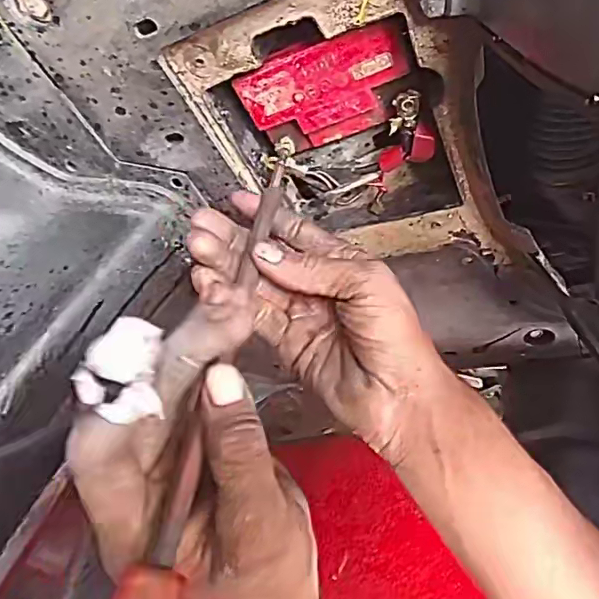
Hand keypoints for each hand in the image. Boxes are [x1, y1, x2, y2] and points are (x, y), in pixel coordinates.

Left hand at [69, 325, 320, 598]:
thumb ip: (239, 457)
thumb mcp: (259, 528)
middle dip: (173, 358)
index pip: (97, 461)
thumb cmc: (266, 574)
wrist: (279, 577)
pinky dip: (208, 352)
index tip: (158, 364)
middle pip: (133, 410)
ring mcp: (155, 456)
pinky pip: (186, 385)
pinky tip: (228, 324)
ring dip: (193, 344)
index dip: (119, 407)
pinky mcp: (183, 433)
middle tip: (218, 317)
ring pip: (159, 387)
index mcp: (129, 531)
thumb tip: (221, 381)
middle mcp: (130, 486)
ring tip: (229, 309)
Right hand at [186, 192, 462, 467]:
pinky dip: (231, 302)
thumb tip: (268, 252)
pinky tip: (213, 285)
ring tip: (199, 250)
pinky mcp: (287, 344)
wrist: (398, 395)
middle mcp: (318, 287)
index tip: (238, 203)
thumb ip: (315, 267)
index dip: (266, 217)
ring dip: (225, 267)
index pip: (297, 233)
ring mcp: (301, 315)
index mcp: (342, 263)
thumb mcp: (365, 284)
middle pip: (267, 257)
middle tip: (204, 226)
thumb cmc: (398, 339)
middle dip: (234, 240)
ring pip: (254, 285)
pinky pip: (253, 317)